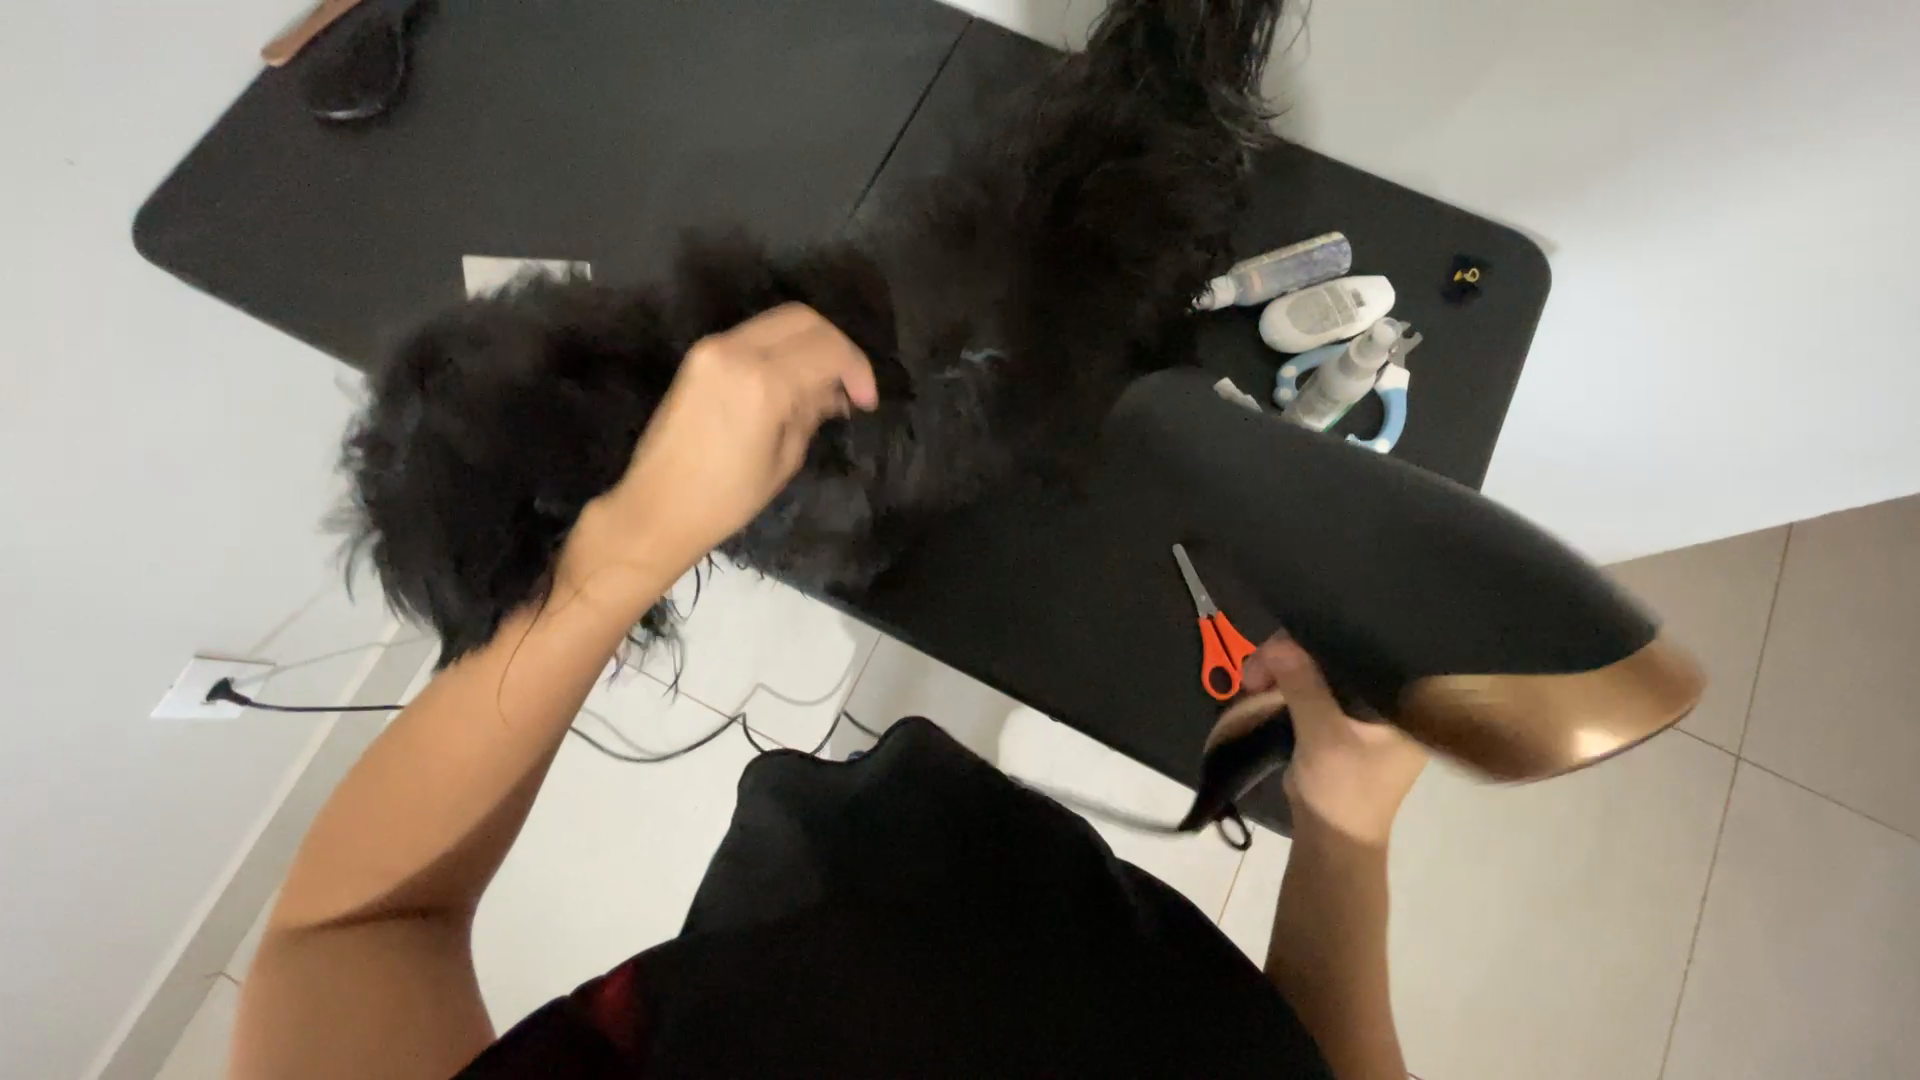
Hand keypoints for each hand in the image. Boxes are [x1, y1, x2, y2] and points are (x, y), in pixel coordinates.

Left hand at [585, 304, 878, 572]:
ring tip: (822, 388)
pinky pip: (755, 337)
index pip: (829, 348)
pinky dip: (783, 351)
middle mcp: (736, 350)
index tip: (866, 401)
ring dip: (809, 346)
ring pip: (779, 323)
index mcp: (763, 382)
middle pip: (805, 320)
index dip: (858, 369)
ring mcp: (713, 348)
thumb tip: (833, 393)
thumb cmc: (727, 498)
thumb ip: (811, 412)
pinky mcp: (700, 356)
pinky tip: (792, 385)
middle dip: (837, 348)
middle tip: (849, 386)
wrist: (658, 506)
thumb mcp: (785, 458)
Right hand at [1242, 636, 1427, 846]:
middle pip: (1334, 658)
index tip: (1276, 650)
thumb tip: (1278, 643)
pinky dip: (1285, 686)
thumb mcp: (1322, 735)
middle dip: (1289, 658)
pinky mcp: (1340, 720)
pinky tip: (1262, 688)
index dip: (1315, 641)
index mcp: (1400, 700)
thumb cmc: (1341, 789)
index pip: (1360, 650)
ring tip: (1251, 682)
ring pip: (1318, 671)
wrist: (1332, 839)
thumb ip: (1303, 685)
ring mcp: (1362, 710)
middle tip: (1253, 673)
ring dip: (1281, 672)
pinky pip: (1312, 689)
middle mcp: (1385, 699)